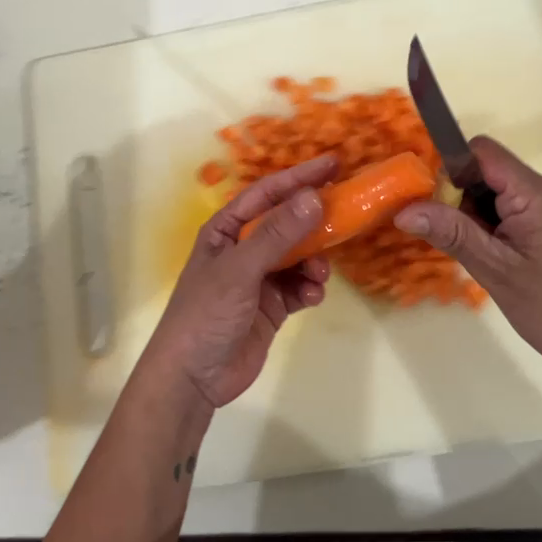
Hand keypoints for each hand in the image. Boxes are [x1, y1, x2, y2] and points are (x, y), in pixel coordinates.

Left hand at [139, 155, 337, 408]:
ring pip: (298, 256)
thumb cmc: (206, 313)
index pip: (267, 193)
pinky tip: (311, 299)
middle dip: (314, 221)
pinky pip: (299, 287)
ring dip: (313, 261)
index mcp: (226, 229)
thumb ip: (278, 235)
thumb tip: (313, 197)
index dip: (298, 177)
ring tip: (319, 275)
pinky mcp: (271, 306)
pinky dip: (309, 289)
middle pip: (287, 223)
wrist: (194, 377)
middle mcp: (243, 248)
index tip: (334, 164)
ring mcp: (258, 278)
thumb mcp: (240, 269)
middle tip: (347, 214)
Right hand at [393, 136, 541, 382]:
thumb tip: (403, 210)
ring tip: (481, 256)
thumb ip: (451, 233)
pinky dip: (496, 224)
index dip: (451, 168)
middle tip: (456, 240)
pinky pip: (516, 206)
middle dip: (462, 197)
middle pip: (489, 170)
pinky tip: (498, 258)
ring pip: (500, 190)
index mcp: (537, 194)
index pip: (482, 152)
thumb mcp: (495, 272)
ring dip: (478, 214)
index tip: (434, 203)